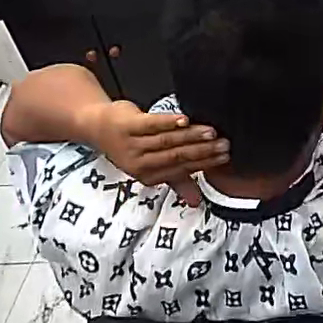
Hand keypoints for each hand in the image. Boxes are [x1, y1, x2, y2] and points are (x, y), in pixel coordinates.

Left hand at [88, 101, 228, 204]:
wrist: (99, 126)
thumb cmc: (131, 145)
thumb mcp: (152, 166)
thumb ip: (177, 180)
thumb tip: (197, 201)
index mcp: (148, 175)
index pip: (183, 169)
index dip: (205, 163)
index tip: (224, 156)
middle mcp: (139, 163)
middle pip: (177, 156)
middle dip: (203, 150)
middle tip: (223, 144)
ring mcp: (132, 144)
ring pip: (168, 141)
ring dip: (192, 137)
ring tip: (211, 132)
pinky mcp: (128, 125)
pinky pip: (151, 125)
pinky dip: (169, 123)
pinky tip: (184, 121)